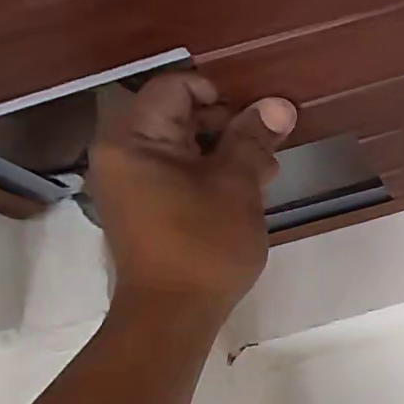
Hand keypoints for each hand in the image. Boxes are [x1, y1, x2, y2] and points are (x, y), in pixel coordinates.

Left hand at [88, 73, 296, 309]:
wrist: (174, 315)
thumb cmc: (203, 245)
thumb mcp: (236, 186)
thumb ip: (254, 139)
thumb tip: (279, 104)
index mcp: (133, 140)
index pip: (175, 88)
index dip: (222, 94)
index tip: (259, 117)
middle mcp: (123, 155)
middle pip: (180, 115)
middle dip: (229, 125)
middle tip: (268, 147)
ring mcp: (133, 183)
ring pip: (185, 146)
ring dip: (226, 151)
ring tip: (265, 172)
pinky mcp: (147, 207)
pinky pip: (180, 173)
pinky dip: (212, 174)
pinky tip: (246, 191)